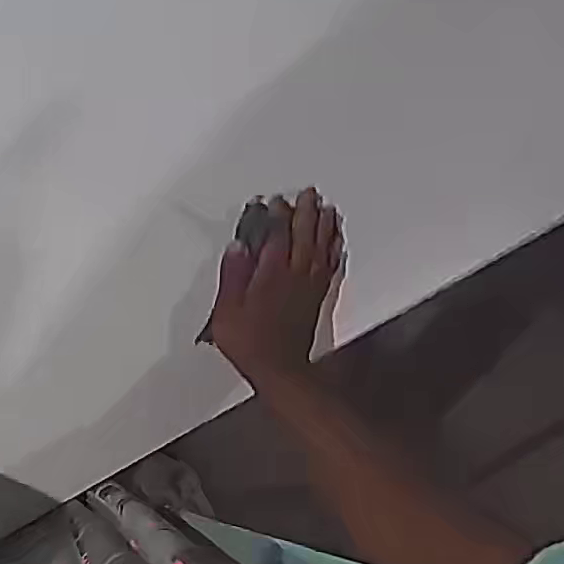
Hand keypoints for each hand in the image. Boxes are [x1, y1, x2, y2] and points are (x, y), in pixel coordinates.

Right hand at [207, 187, 343, 389]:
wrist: (279, 369)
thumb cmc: (251, 342)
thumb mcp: (227, 310)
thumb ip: (233, 275)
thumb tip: (238, 248)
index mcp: (272, 274)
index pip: (277, 234)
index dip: (277, 215)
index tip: (274, 202)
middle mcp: (295, 275)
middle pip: (305, 234)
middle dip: (305, 211)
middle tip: (307, 194)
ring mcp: (310, 285)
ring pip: (322, 246)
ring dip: (324, 224)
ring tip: (325, 208)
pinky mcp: (318, 297)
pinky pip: (331, 264)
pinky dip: (334, 248)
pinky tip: (336, 242)